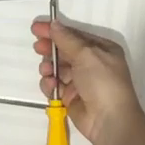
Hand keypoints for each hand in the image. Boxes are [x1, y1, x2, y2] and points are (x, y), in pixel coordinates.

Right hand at [32, 19, 144, 144]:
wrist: (108, 120)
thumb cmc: (102, 82)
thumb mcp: (87, 54)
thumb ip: (67, 39)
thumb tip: (54, 24)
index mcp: (101, 49)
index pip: (74, 36)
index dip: (55, 31)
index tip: (36, 28)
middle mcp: (91, 63)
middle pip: (63, 51)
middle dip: (50, 49)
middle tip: (38, 48)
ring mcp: (80, 81)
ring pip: (56, 68)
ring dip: (49, 68)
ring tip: (47, 71)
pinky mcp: (69, 97)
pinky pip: (54, 85)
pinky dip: (50, 84)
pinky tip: (52, 85)